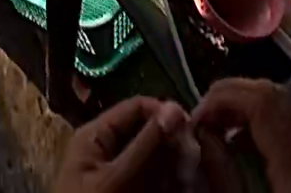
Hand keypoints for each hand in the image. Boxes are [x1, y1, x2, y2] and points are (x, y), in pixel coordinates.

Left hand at [53, 97, 190, 192]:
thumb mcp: (114, 180)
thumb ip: (144, 144)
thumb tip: (174, 108)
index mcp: (96, 136)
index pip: (136, 107)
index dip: (163, 111)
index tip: (189, 126)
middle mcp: (108, 148)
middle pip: (147, 130)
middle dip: (171, 139)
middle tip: (194, 151)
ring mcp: (119, 173)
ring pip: (154, 155)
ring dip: (174, 160)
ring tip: (192, 168)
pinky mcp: (128, 192)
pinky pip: (152, 178)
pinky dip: (169, 180)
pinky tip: (185, 183)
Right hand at [194, 79, 290, 192]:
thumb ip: (224, 178)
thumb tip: (203, 137)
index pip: (264, 102)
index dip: (226, 95)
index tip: (199, 111)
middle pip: (275, 96)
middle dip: (234, 94)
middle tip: (203, 114)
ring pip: (283, 105)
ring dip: (245, 104)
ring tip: (216, 123)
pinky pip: (288, 125)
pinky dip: (260, 120)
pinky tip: (240, 139)